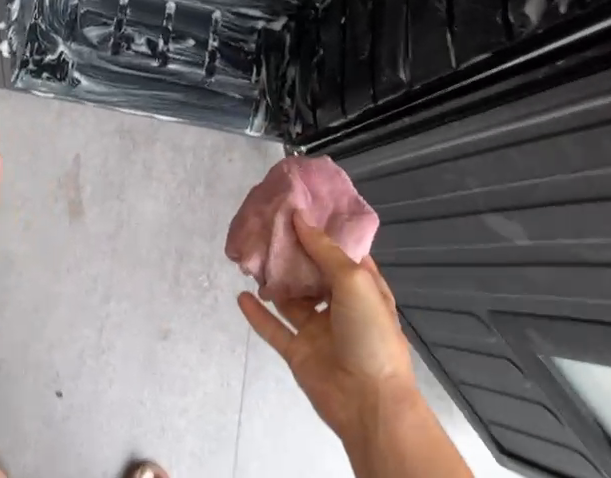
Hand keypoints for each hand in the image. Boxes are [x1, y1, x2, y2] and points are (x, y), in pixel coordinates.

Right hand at [237, 213, 418, 445]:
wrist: (369, 402)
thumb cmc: (370, 333)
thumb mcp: (354, 281)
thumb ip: (324, 250)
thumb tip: (300, 218)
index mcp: (362, 287)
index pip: (339, 252)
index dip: (320, 231)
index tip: (296, 207)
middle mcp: (340, 305)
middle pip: (311, 272)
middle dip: (291, 252)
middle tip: (266, 227)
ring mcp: (318, 330)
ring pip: (290, 299)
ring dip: (273, 280)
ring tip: (251, 256)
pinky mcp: (298, 352)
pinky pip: (274, 328)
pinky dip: (257, 314)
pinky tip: (240, 296)